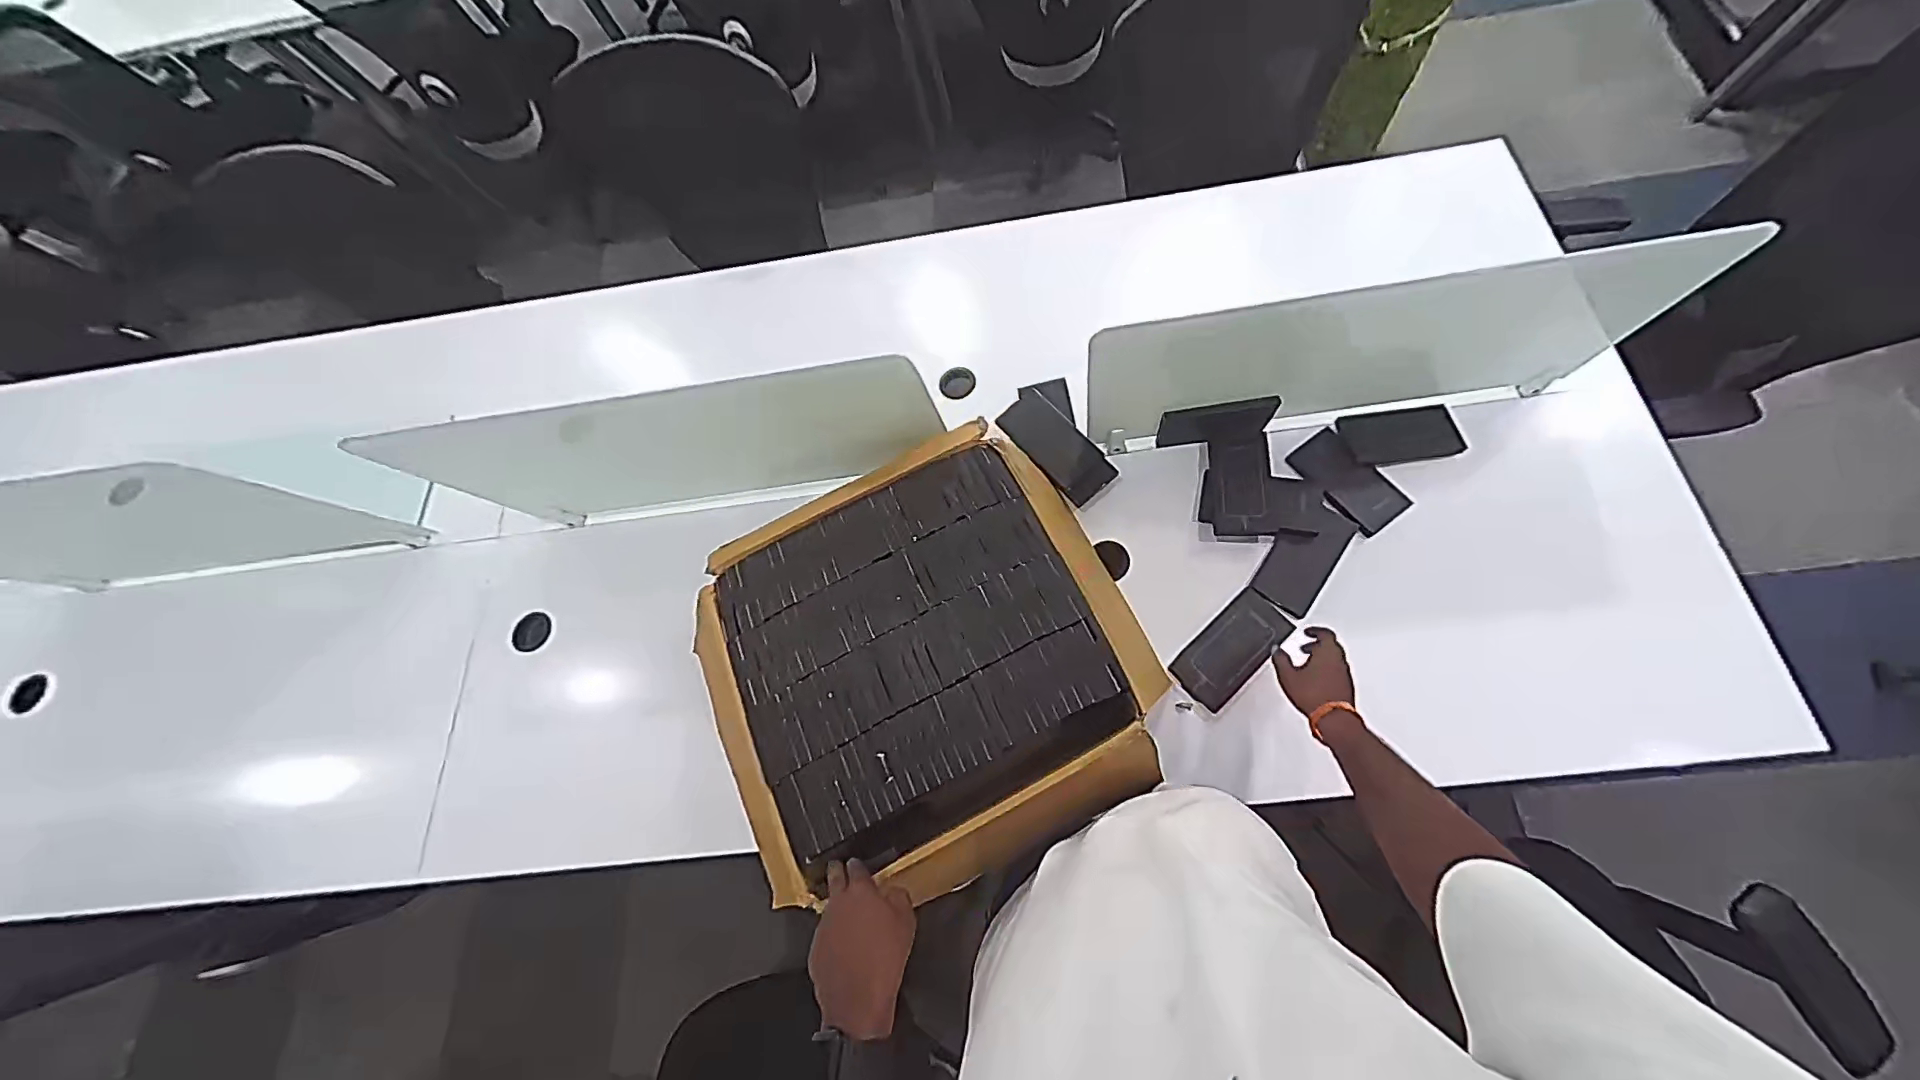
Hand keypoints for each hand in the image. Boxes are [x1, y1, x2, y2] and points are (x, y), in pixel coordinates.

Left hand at [808, 859, 915, 1040]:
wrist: (857, 999)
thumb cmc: (885, 959)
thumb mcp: (906, 922)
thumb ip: (899, 897)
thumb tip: (893, 890)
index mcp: (860, 892)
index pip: (856, 867)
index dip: (858, 865)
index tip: (859, 865)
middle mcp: (838, 902)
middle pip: (834, 877)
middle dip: (838, 870)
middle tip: (841, 868)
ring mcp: (823, 924)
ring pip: (829, 905)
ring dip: (837, 905)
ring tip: (847, 911)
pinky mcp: (815, 946)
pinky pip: (825, 932)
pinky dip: (833, 932)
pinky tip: (843, 943)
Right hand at [1271, 627, 1355, 718]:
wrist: (1332, 718)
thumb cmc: (1314, 696)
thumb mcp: (1287, 675)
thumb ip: (1281, 659)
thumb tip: (1276, 650)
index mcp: (1327, 652)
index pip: (1326, 633)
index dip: (1315, 630)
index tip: (1308, 631)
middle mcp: (1339, 660)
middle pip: (1331, 645)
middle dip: (1317, 644)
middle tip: (1306, 646)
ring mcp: (1344, 673)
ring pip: (1334, 658)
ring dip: (1321, 657)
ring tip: (1307, 663)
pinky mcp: (1346, 685)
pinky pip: (1336, 671)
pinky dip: (1326, 669)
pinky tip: (1314, 678)